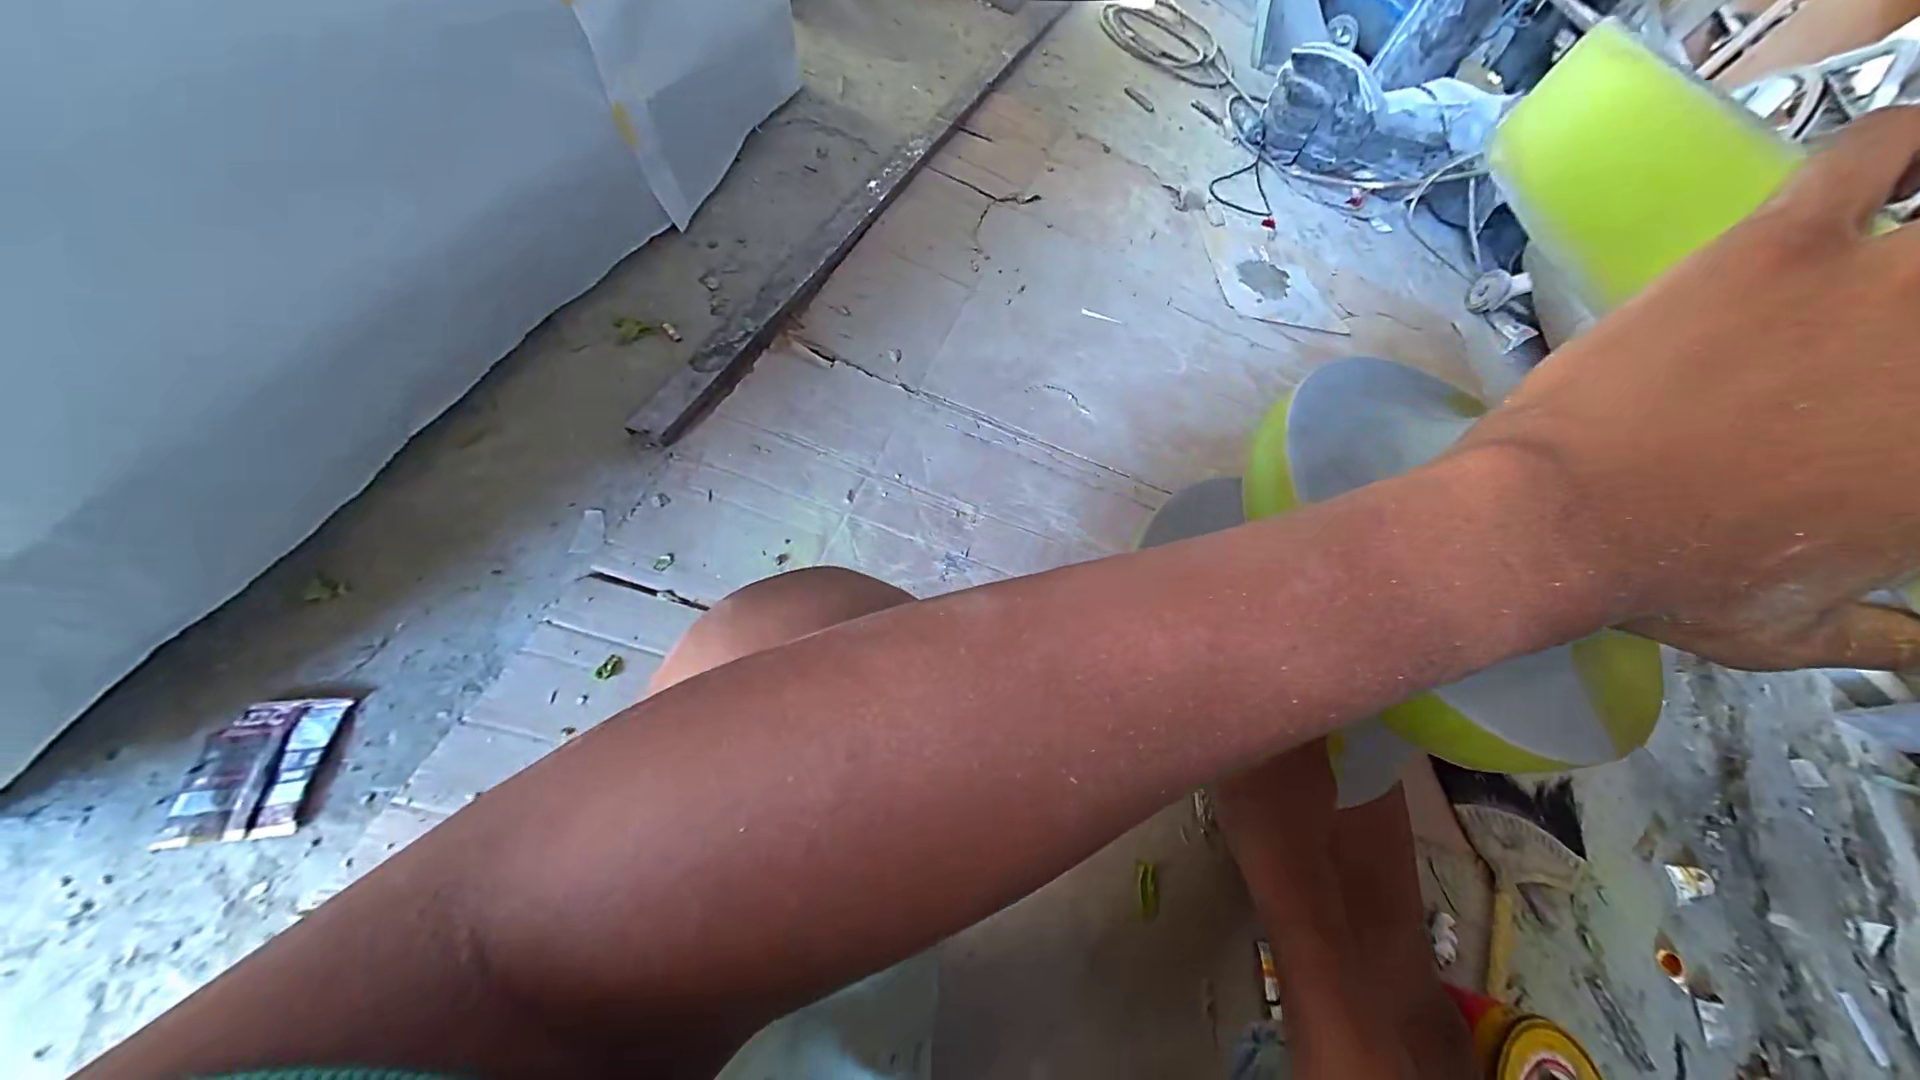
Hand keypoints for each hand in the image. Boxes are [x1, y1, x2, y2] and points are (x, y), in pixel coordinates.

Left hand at [1456, 106, 1919, 670]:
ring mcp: (1887, 287)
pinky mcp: (1774, 252)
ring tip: (1884, 263)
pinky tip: (1892, 165)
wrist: (1546, 524)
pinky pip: (1878, 151)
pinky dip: (1903, 144)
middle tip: (1878, 348)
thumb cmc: (1659, 580)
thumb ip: (1886, 637)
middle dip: (1918, 337)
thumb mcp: (1790, 633)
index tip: (1897, 412)